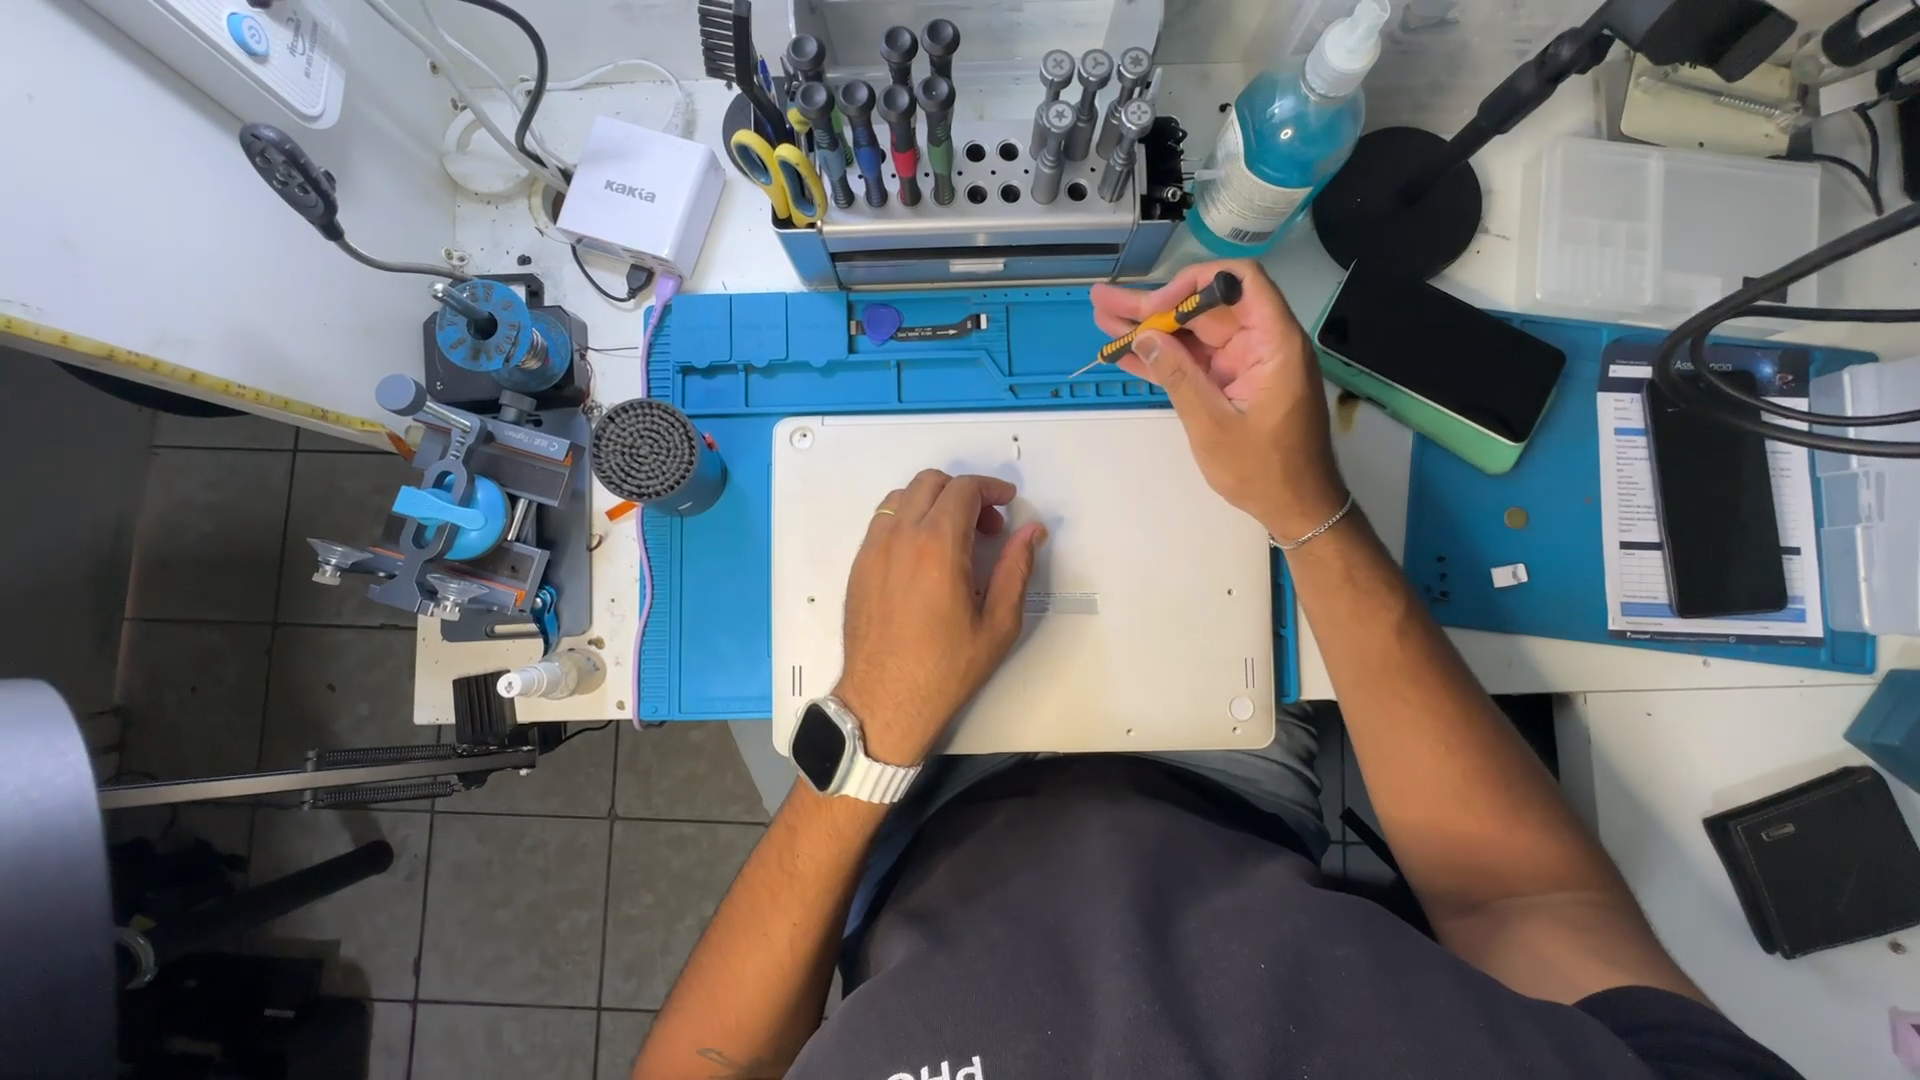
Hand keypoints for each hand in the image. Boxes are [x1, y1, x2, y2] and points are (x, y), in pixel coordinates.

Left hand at [835, 470, 1046, 765]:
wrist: (885, 700)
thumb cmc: (945, 668)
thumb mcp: (997, 623)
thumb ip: (1016, 569)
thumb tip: (1032, 531)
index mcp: (938, 546)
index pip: (963, 490)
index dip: (991, 489)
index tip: (1008, 504)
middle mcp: (900, 537)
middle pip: (931, 482)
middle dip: (964, 493)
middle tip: (986, 527)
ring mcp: (873, 549)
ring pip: (902, 497)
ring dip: (933, 502)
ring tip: (954, 538)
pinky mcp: (859, 565)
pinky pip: (883, 521)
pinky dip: (908, 519)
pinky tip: (924, 554)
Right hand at [1090, 259, 1347, 539]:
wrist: (1296, 507)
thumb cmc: (1265, 470)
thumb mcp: (1213, 425)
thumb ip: (1178, 376)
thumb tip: (1144, 337)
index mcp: (1274, 343)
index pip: (1240, 282)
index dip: (1193, 284)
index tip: (1155, 307)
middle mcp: (1261, 343)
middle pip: (1206, 307)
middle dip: (1154, 305)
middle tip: (1105, 303)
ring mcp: (1245, 364)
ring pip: (1194, 333)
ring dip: (1150, 329)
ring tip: (1104, 319)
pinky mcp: (1232, 384)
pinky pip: (1195, 361)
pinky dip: (1164, 358)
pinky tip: (1124, 353)